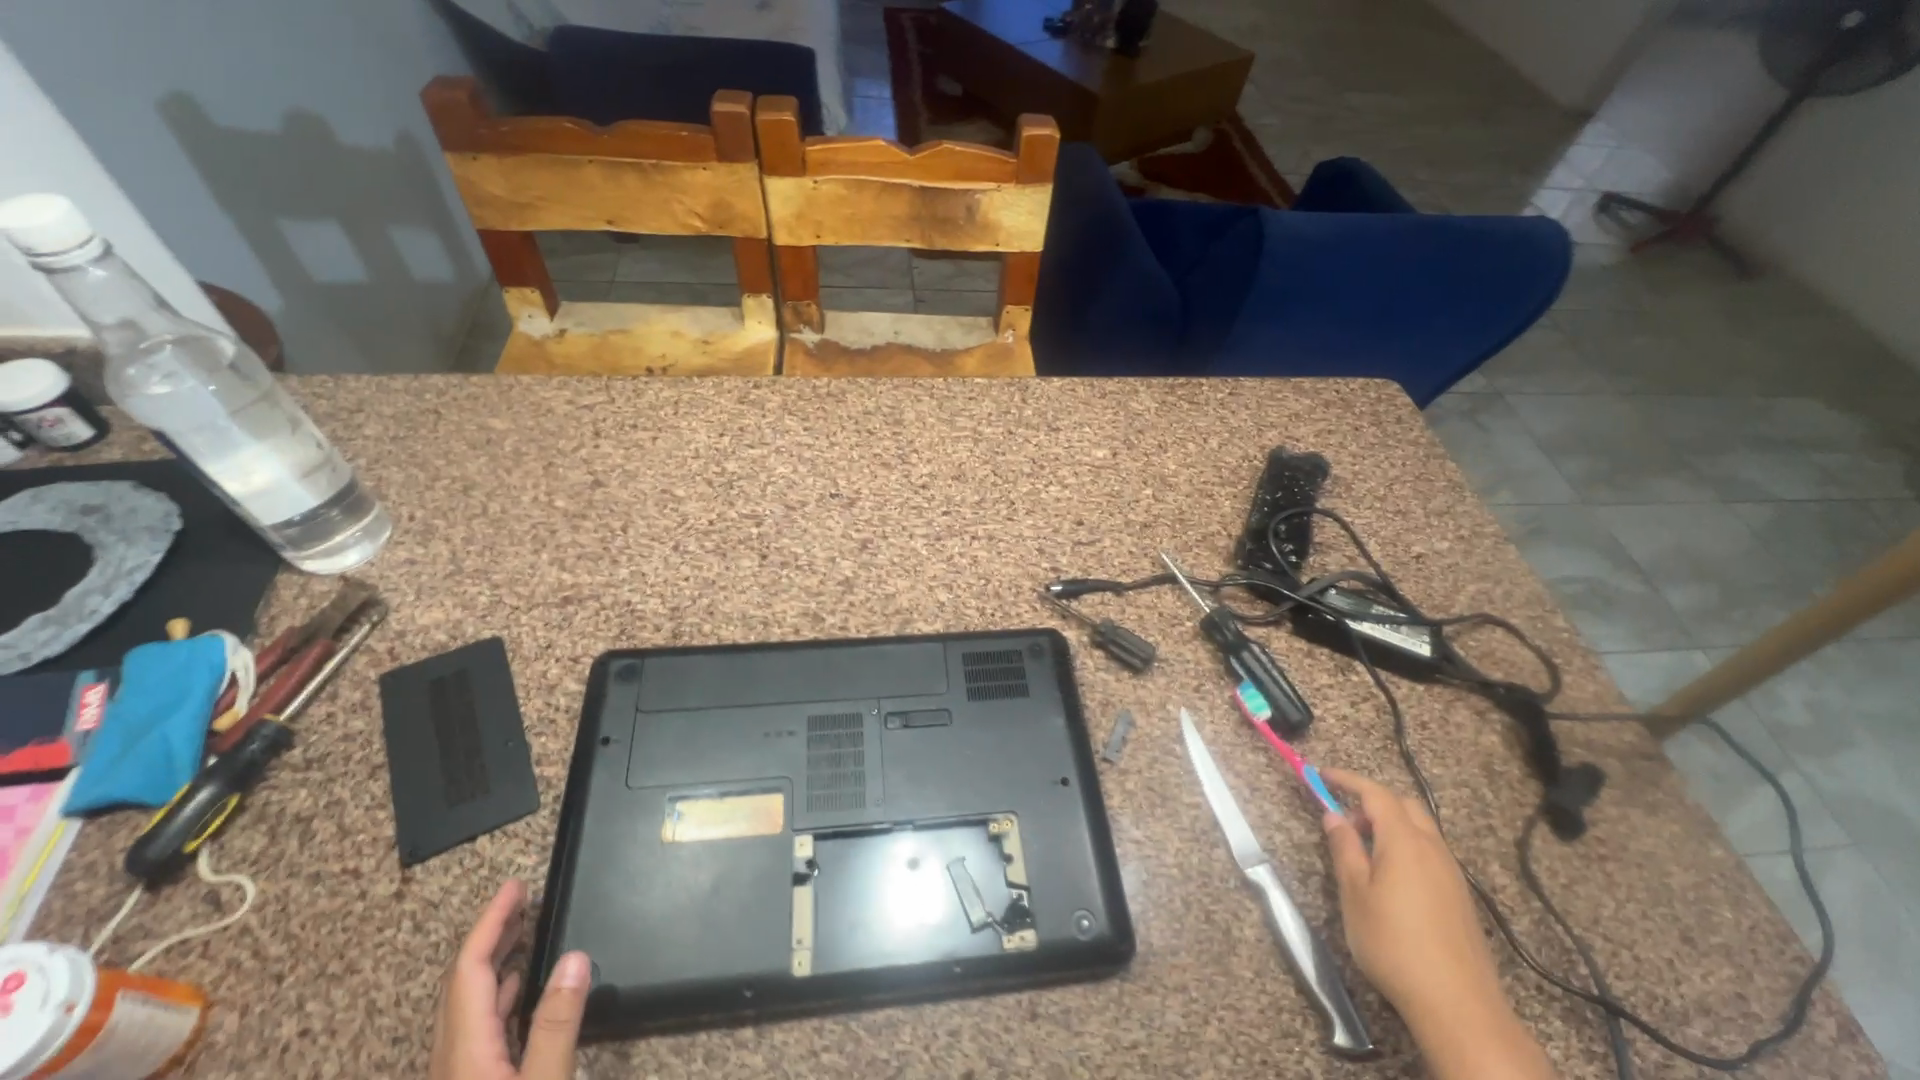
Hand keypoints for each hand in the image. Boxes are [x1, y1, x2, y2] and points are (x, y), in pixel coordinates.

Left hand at [429, 879, 591, 1079]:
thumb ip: (557, 1024)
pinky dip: (498, 993)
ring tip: (521, 932)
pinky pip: (476, 1025)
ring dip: (492, 962)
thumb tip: (574, 958)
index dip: (490, 923)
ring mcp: (457, 1074)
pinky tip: (517, 991)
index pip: (469, 971)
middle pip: (461, 982)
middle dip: (489, 934)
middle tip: (520, 899)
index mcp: (465, 1052)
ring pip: (466, 1005)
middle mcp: (452, 1059)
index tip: (514, 887)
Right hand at [1321, 769, 1553, 1079]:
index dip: (1348, 780)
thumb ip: (1344, 850)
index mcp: (1404, 841)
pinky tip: (1391, 881)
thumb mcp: (1355, 894)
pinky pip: (1430, 853)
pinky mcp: (1460, 895)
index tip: (1322, 774)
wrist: (1456, 1000)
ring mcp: (1451, 872)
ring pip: (1421, 830)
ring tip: (1363, 855)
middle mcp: (1433, 848)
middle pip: (1404, 806)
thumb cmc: (1393, 943)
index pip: (1377, 794)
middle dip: (1372, 802)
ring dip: (1390, 827)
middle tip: (1344, 823)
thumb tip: (1334, 816)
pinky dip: (1406, 848)